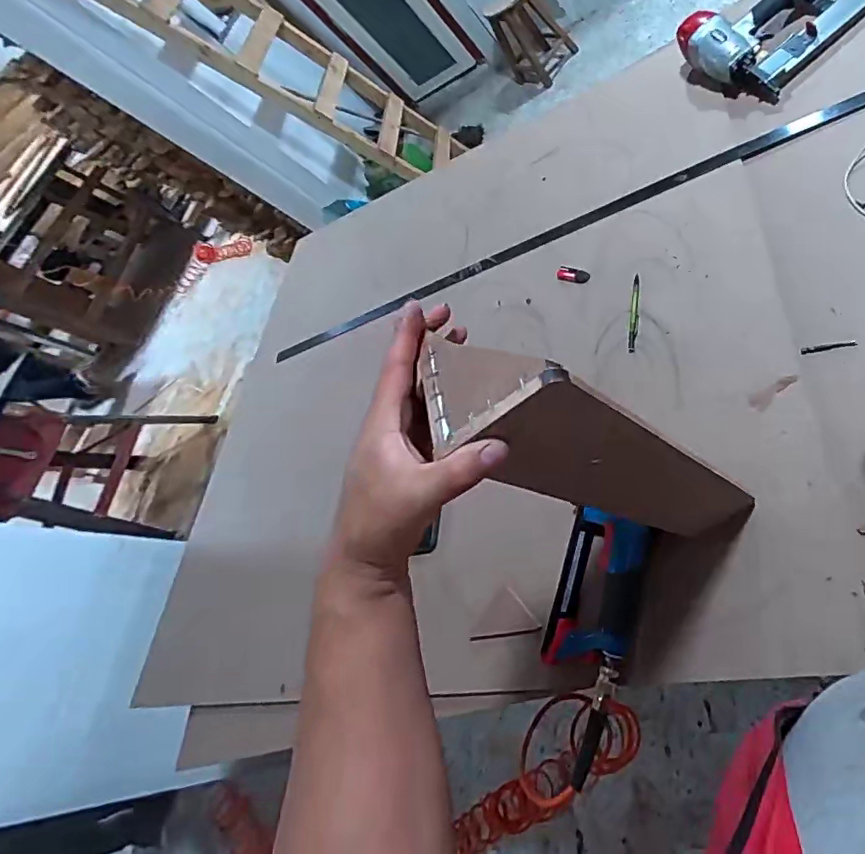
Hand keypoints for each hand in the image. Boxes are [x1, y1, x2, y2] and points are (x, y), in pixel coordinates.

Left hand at [329, 301, 506, 582]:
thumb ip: (461, 470)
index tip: (419, 307)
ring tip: (457, 347)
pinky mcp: (405, 458)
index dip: (407, 337)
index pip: (395, 370)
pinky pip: (423, 415)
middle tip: (451, 321)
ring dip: (434, 369)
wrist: (363, 559)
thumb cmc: (382, 520)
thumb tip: (501, 446)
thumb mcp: (423, 493)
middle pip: (405, 374)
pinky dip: (439, 397)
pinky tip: (458, 397)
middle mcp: (386, 425)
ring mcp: (394, 442)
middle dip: (426, 344)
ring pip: (415, 393)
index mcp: (382, 423)